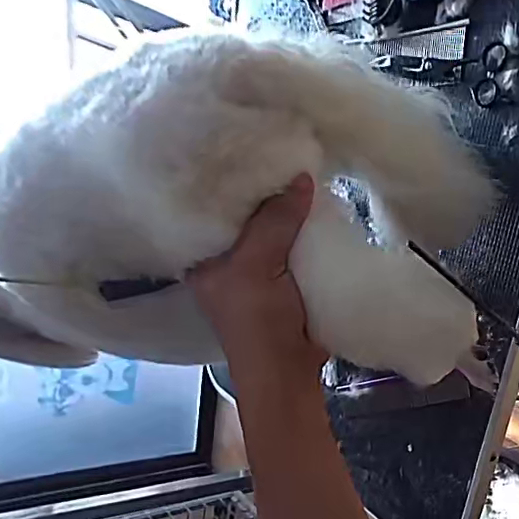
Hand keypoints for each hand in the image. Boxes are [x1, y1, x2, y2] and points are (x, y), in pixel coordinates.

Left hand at [188, 174, 326, 391]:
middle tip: (282, 155)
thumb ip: (276, 223)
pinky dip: (305, 236)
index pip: (209, 203)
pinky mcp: (284, 284)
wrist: (288, 370)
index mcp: (200, 253)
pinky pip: (293, 250)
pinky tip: (318, 216)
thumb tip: (301, 177)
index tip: (250, 148)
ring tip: (303, 177)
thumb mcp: (258, 266)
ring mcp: (255, 272)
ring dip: (288, 214)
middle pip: (244, 216)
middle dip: (264, 192)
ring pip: (271, 232)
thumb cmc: (258, 321)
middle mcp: (224, 259)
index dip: (229, 178)